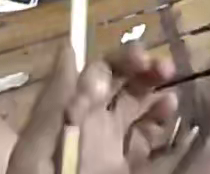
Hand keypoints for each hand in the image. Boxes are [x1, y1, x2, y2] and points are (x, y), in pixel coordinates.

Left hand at [11, 44, 181, 173]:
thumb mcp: (38, 150)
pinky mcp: (126, 171)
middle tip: (166, 69)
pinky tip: (170, 124)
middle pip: (124, 87)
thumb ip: (54, 101)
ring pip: (140, 111)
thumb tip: (67, 47)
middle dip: (147, 70)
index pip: (99, 73)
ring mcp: (110, 154)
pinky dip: (162, 128)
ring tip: (171, 102)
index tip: (142, 58)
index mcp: (70, 117)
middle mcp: (92, 130)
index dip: (121, 59)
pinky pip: (147, 143)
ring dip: (158, 96)